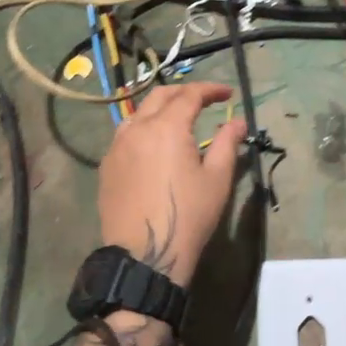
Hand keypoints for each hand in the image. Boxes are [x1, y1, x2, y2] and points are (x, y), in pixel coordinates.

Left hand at [97, 83, 245, 287]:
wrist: (145, 255)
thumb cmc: (188, 216)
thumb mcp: (217, 179)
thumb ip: (227, 143)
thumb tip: (238, 121)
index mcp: (167, 127)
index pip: (189, 95)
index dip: (210, 90)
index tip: (227, 93)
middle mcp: (137, 129)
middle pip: (160, 97)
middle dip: (184, 92)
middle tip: (204, 100)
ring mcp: (116, 147)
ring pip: (138, 114)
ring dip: (160, 109)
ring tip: (177, 119)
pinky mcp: (107, 166)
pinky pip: (125, 136)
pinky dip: (143, 129)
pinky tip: (153, 146)